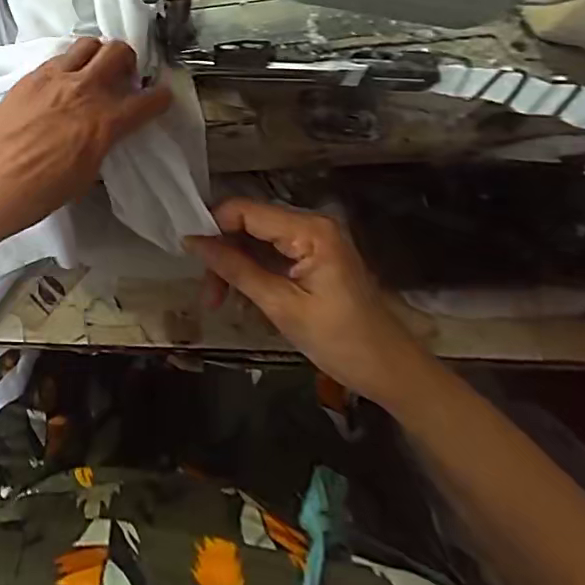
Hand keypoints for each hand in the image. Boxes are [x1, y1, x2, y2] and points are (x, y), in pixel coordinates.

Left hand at [0, 38, 170, 243]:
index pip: (149, 100)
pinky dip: (68, 63)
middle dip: (128, 61)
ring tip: (92, 71)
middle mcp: (84, 90)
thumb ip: (101, 143)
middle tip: (122, 76)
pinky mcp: (29, 77)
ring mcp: (54, 78)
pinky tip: (62, 82)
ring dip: (97, 54)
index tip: (159, 98)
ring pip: (88, 44)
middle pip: (119, 51)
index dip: (160, 98)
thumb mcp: (86, 173)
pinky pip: (58, 57)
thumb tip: (104, 133)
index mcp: (106, 120)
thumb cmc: (40, 190)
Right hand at [184, 199, 434, 405]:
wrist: (395, 374)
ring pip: (254, 240)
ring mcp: (314, 240)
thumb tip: (193, 242)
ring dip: (233, 267)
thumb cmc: (343, 342)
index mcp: (310, 230)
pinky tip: (242, 299)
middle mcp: (311, 225)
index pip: (243, 210)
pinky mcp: (314, 256)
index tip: (189, 255)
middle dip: (222, 254)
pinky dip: (251, 273)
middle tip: (209, 294)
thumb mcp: (281, 306)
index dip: (212, 227)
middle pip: (246, 225)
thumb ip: (235, 269)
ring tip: (220, 302)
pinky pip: (270, 253)